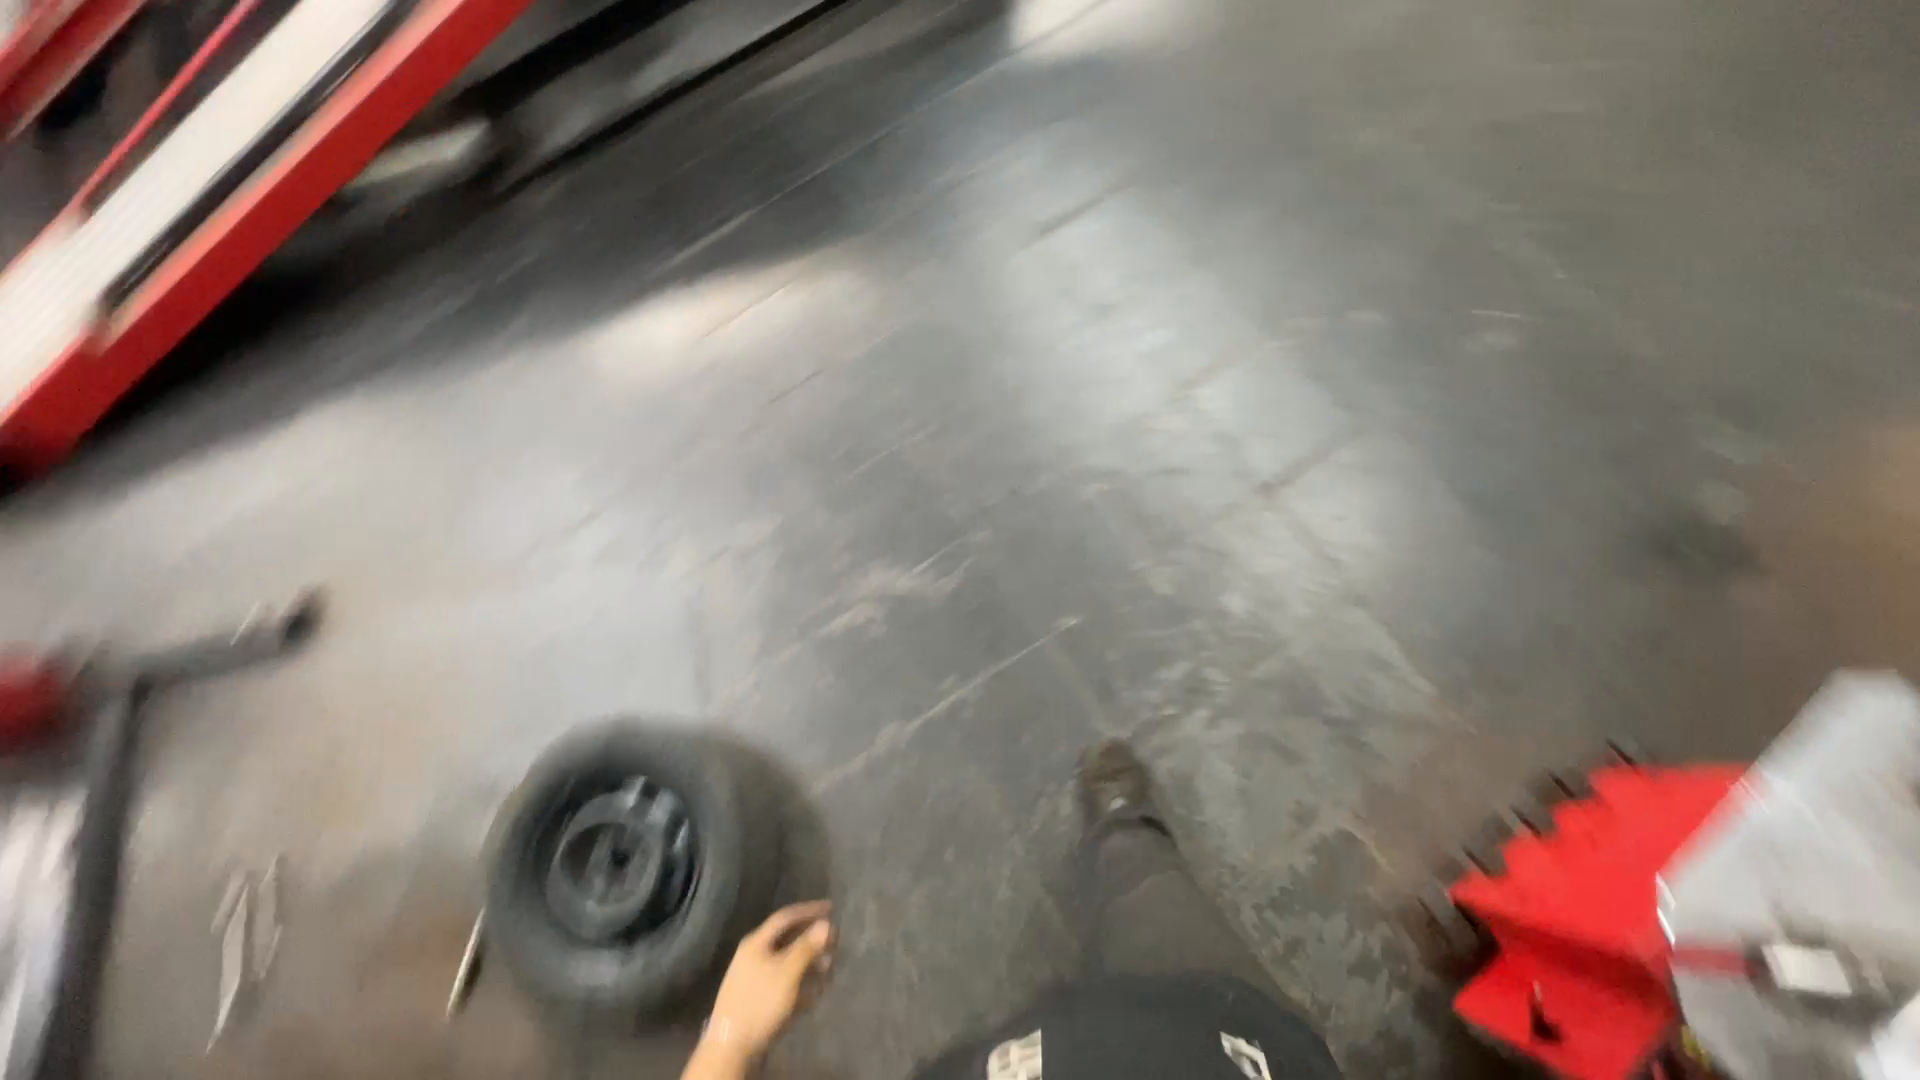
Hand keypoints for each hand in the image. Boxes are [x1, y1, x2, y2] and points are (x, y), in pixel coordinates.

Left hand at [705, 901, 833, 1060]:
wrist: (730, 1047)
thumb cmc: (760, 1002)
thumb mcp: (787, 972)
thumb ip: (806, 947)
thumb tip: (826, 923)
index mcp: (756, 943)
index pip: (785, 917)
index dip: (809, 910)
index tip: (830, 908)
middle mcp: (753, 955)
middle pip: (787, 940)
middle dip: (811, 942)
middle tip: (833, 944)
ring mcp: (753, 978)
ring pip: (786, 964)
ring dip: (808, 965)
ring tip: (827, 971)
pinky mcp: (756, 999)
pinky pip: (782, 984)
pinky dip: (799, 985)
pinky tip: (813, 995)